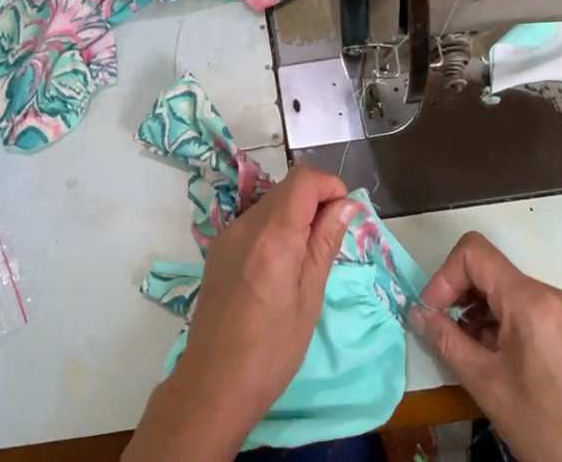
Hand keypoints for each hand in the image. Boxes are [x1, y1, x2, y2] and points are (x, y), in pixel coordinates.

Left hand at [123, 167, 354, 461]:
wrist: (214, 382)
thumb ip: (325, 243)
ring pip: (269, 204)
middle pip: (286, 189)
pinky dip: (274, 230)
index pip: (304, 179)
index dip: (330, 187)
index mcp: (273, 234)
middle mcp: (245, 224)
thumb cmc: (272, 349)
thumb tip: (347, 205)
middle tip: (332, 240)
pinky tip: (281, 268)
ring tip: (307, 260)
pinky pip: (253, 224)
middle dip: (316, 201)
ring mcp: (227, 235)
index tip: (346, 215)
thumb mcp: (310, 297)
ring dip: (295, 216)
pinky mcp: (218, 250)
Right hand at [409, 233, 561, 461]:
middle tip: (442, 334)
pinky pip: (522, 310)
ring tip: (466, 353)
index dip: (444, 277)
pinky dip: (496, 324)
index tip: (432, 314)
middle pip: (488, 269)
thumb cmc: (545, 424)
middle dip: (457, 295)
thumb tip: (416, 312)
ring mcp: (561, 312)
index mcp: (529, 299)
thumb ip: (446, 341)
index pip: (474, 252)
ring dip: (475, 312)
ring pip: (503, 291)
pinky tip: (491, 360)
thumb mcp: (486, 384)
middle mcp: (548, 294)